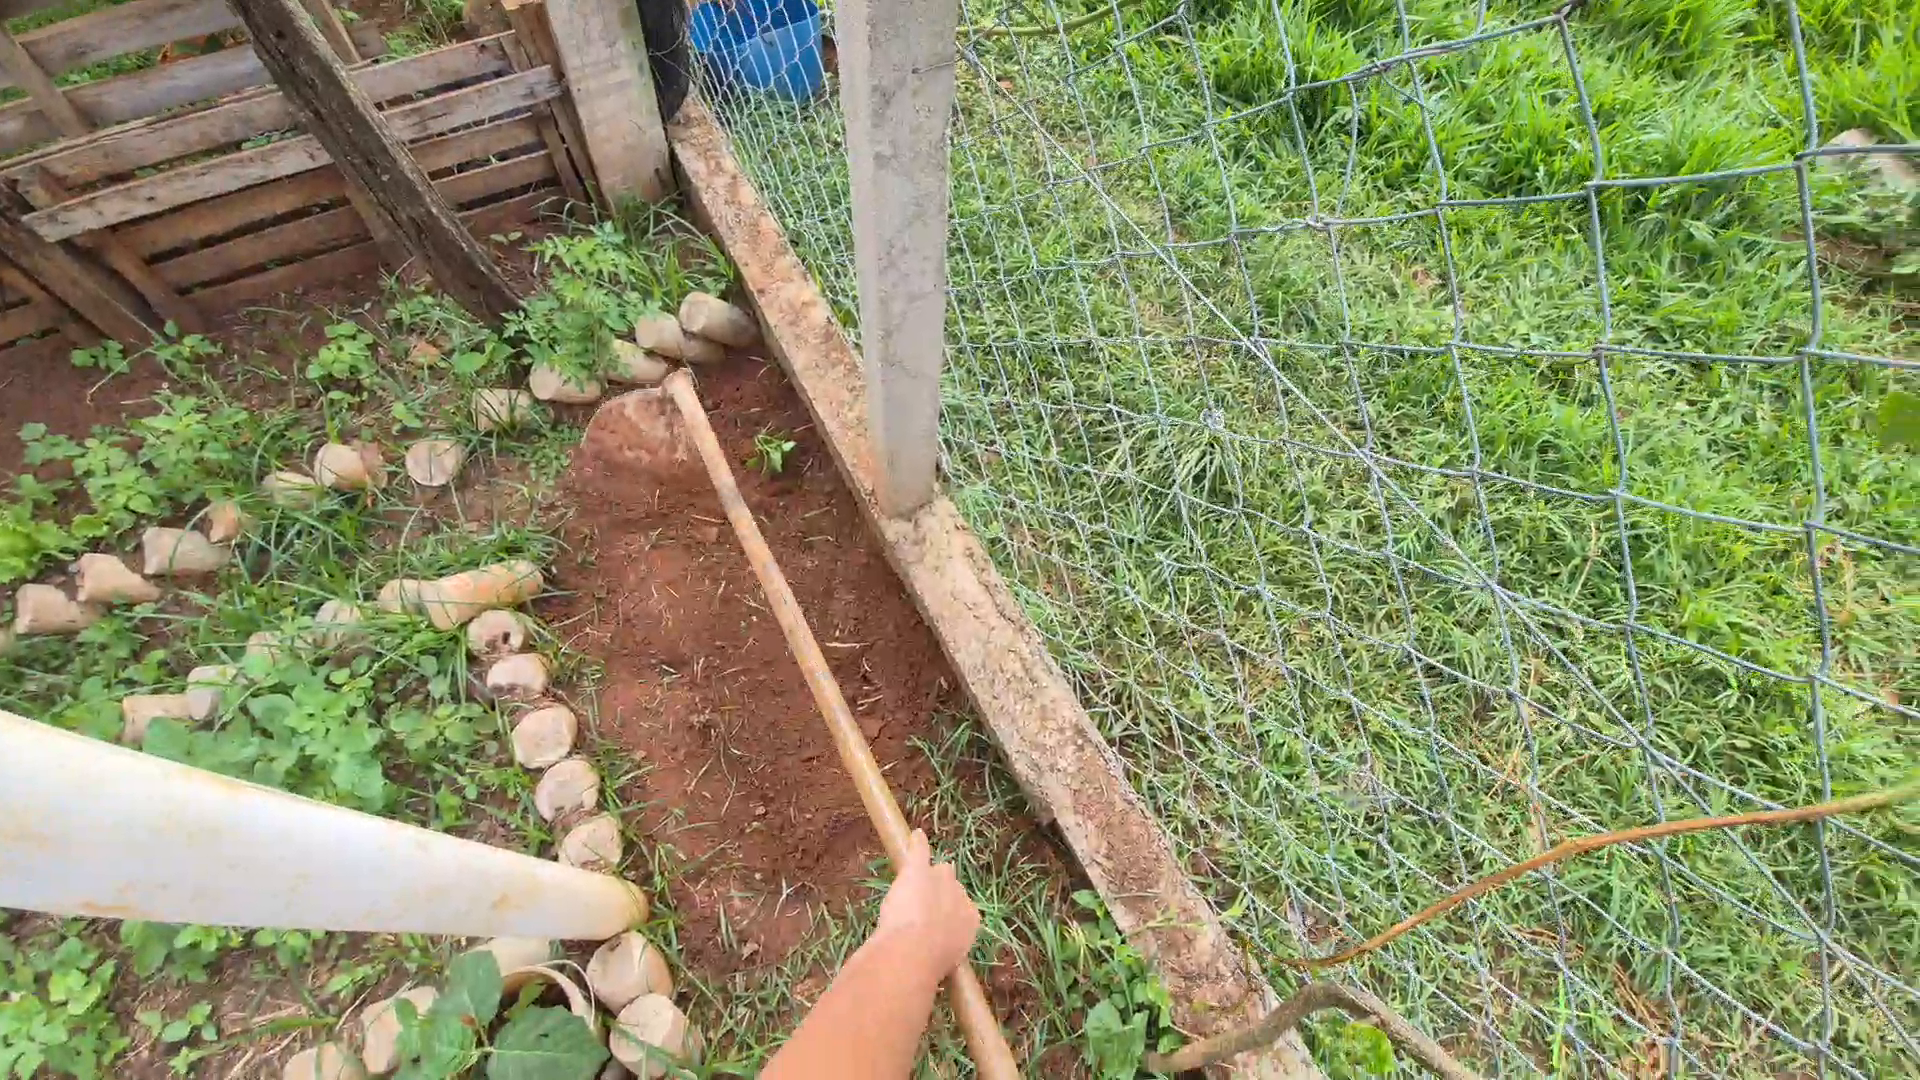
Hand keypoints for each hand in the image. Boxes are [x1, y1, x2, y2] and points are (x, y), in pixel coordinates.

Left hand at [876, 829, 979, 981]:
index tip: (935, 925)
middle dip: (938, 895)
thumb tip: (942, 966)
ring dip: (927, 877)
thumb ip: (946, 954)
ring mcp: (941, 879)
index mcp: (971, 921)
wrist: (914, 952)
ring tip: (914, 887)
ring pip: (937, 873)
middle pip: (951, 887)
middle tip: (920, 911)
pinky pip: (920, 852)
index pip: (962, 908)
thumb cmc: (929, 966)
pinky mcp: (919, 869)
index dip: (946, 915)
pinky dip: (918, 844)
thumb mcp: (945, 964)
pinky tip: (916, 836)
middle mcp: (962, 896)